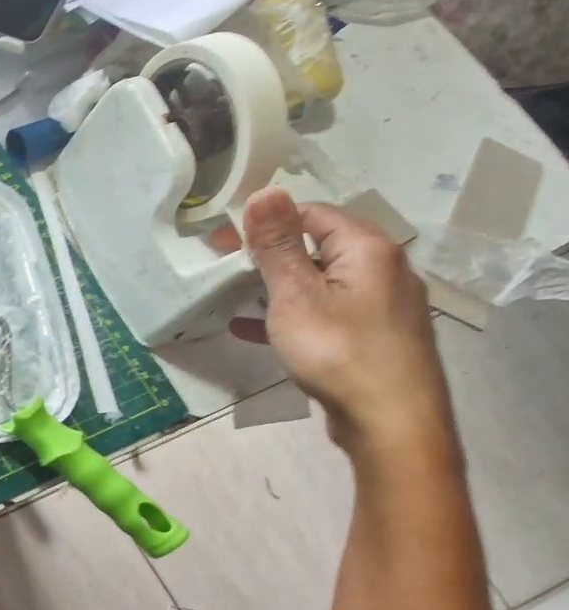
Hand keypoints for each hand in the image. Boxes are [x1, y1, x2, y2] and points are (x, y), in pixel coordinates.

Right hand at [230, 187, 454, 455]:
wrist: (388, 416)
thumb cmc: (338, 349)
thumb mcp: (295, 295)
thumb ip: (277, 246)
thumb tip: (266, 192)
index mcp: (368, 250)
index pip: (313, 215)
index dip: (266, 221)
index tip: (221, 240)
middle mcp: (381, 270)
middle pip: (317, 247)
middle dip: (267, 254)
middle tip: (221, 269)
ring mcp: (378, 305)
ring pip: (318, 281)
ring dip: (273, 286)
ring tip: (232, 297)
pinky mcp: (369, 335)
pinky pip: (320, 312)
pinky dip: (286, 314)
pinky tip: (251, 330)